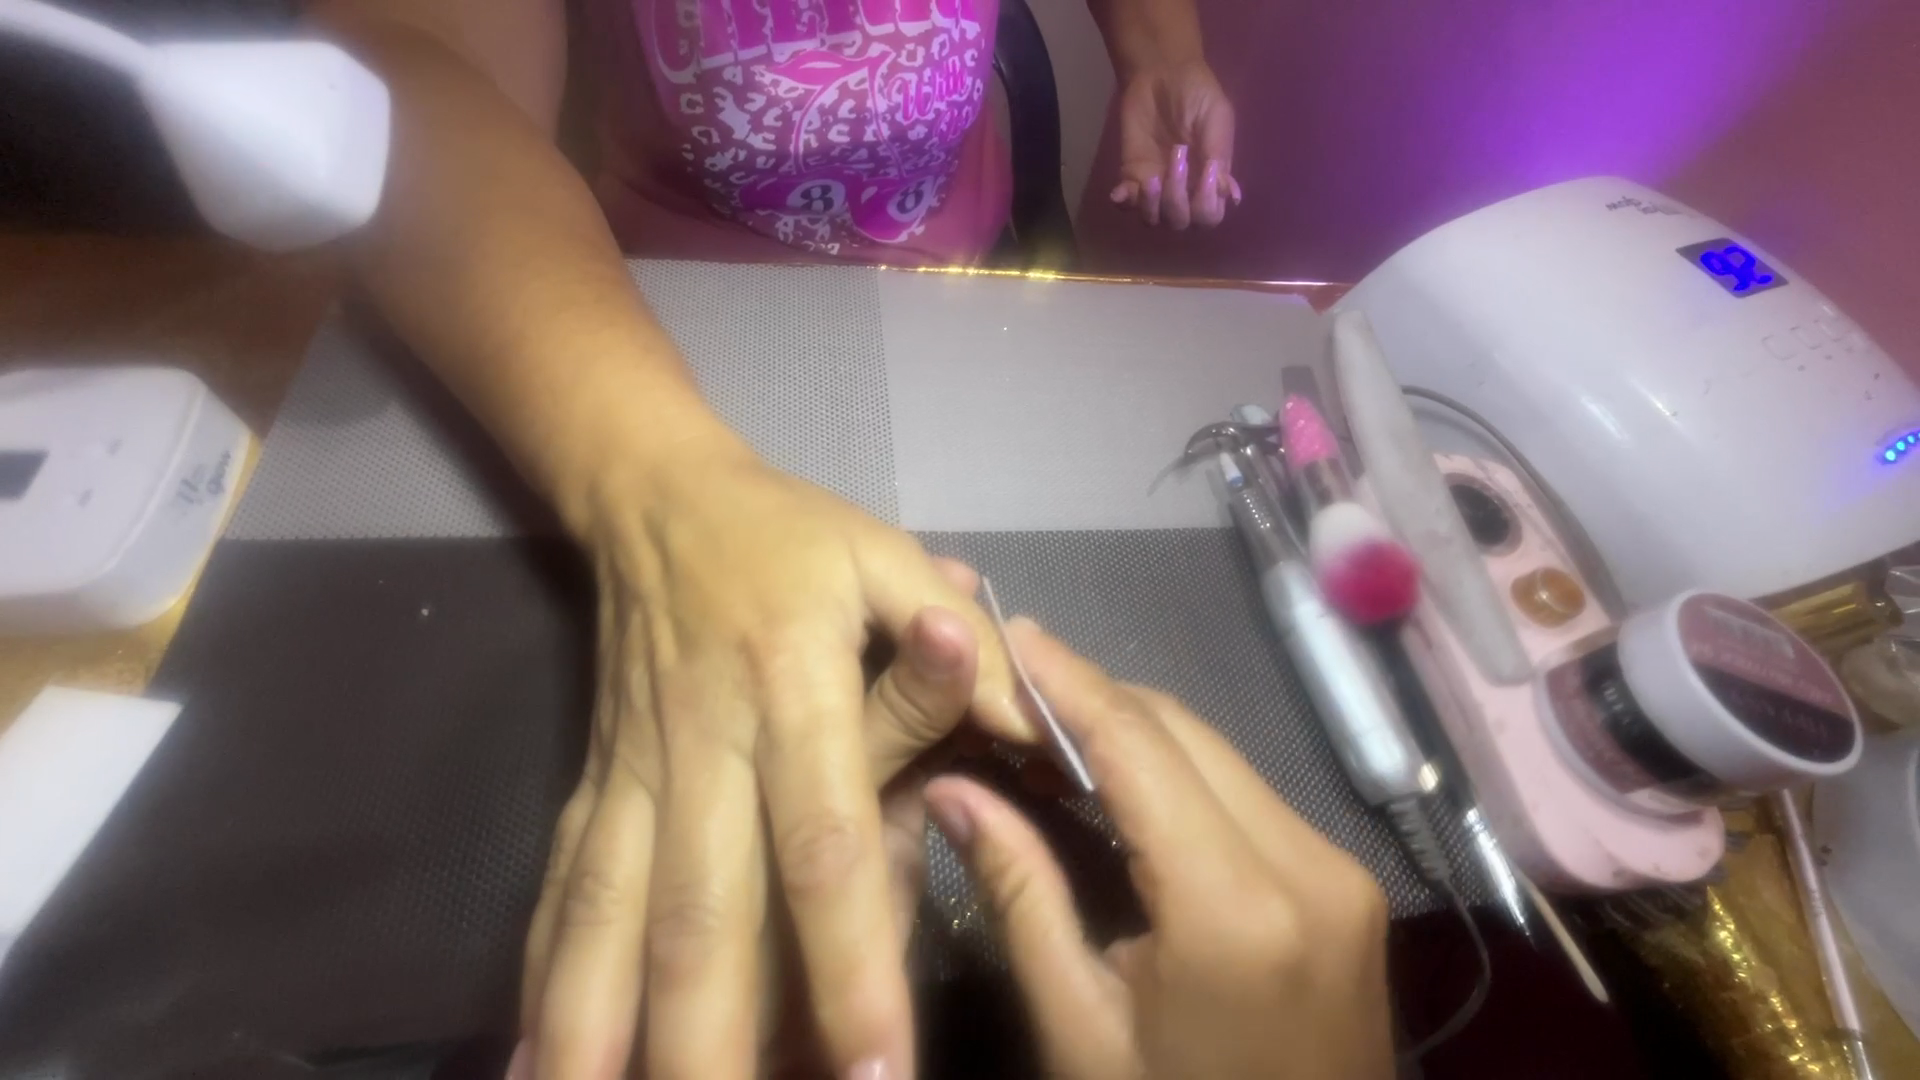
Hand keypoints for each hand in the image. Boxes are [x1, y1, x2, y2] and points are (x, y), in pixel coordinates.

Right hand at [517, 439, 1028, 1079]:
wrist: (660, 501)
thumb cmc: (788, 531)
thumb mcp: (883, 554)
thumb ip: (953, 636)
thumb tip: (1029, 715)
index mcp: (792, 684)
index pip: (825, 838)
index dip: (849, 955)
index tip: (878, 1067)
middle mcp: (707, 743)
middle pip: (709, 911)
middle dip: (724, 1041)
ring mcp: (639, 768)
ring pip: (619, 920)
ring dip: (610, 1037)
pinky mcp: (598, 778)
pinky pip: (566, 887)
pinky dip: (546, 982)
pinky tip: (534, 1069)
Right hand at [925, 619, 1393, 1079]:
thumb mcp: (1079, 1028)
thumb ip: (1019, 890)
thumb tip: (952, 786)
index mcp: (1234, 908)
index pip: (1136, 745)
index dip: (1068, 680)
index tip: (1014, 633)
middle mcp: (1304, 861)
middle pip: (1179, 731)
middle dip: (1091, 695)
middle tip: (1013, 682)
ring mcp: (1335, 865)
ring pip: (1212, 749)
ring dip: (1129, 725)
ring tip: (1047, 721)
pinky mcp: (1342, 876)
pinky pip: (1238, 786)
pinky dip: (1169, 764)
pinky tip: (1113, 773)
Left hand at [1110, 60, 1239, 229]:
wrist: (1161, 73)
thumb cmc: (1196, 94)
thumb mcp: (1217, 117)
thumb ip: (1220, 155)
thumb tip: (1231, 196)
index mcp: (1209, 181)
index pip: (1209, 217)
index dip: (1206, 206)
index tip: (1207, 170)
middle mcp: (1183, 192)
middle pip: (1180, 223)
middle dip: (1177, 200)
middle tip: (1177, 156)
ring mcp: (1155, 188)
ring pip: (1153, 220)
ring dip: (1152, 204)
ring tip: (1151, 178)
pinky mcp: (1131, 178)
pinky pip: (1125, 205)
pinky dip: (1124, 202)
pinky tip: (1125, 189)